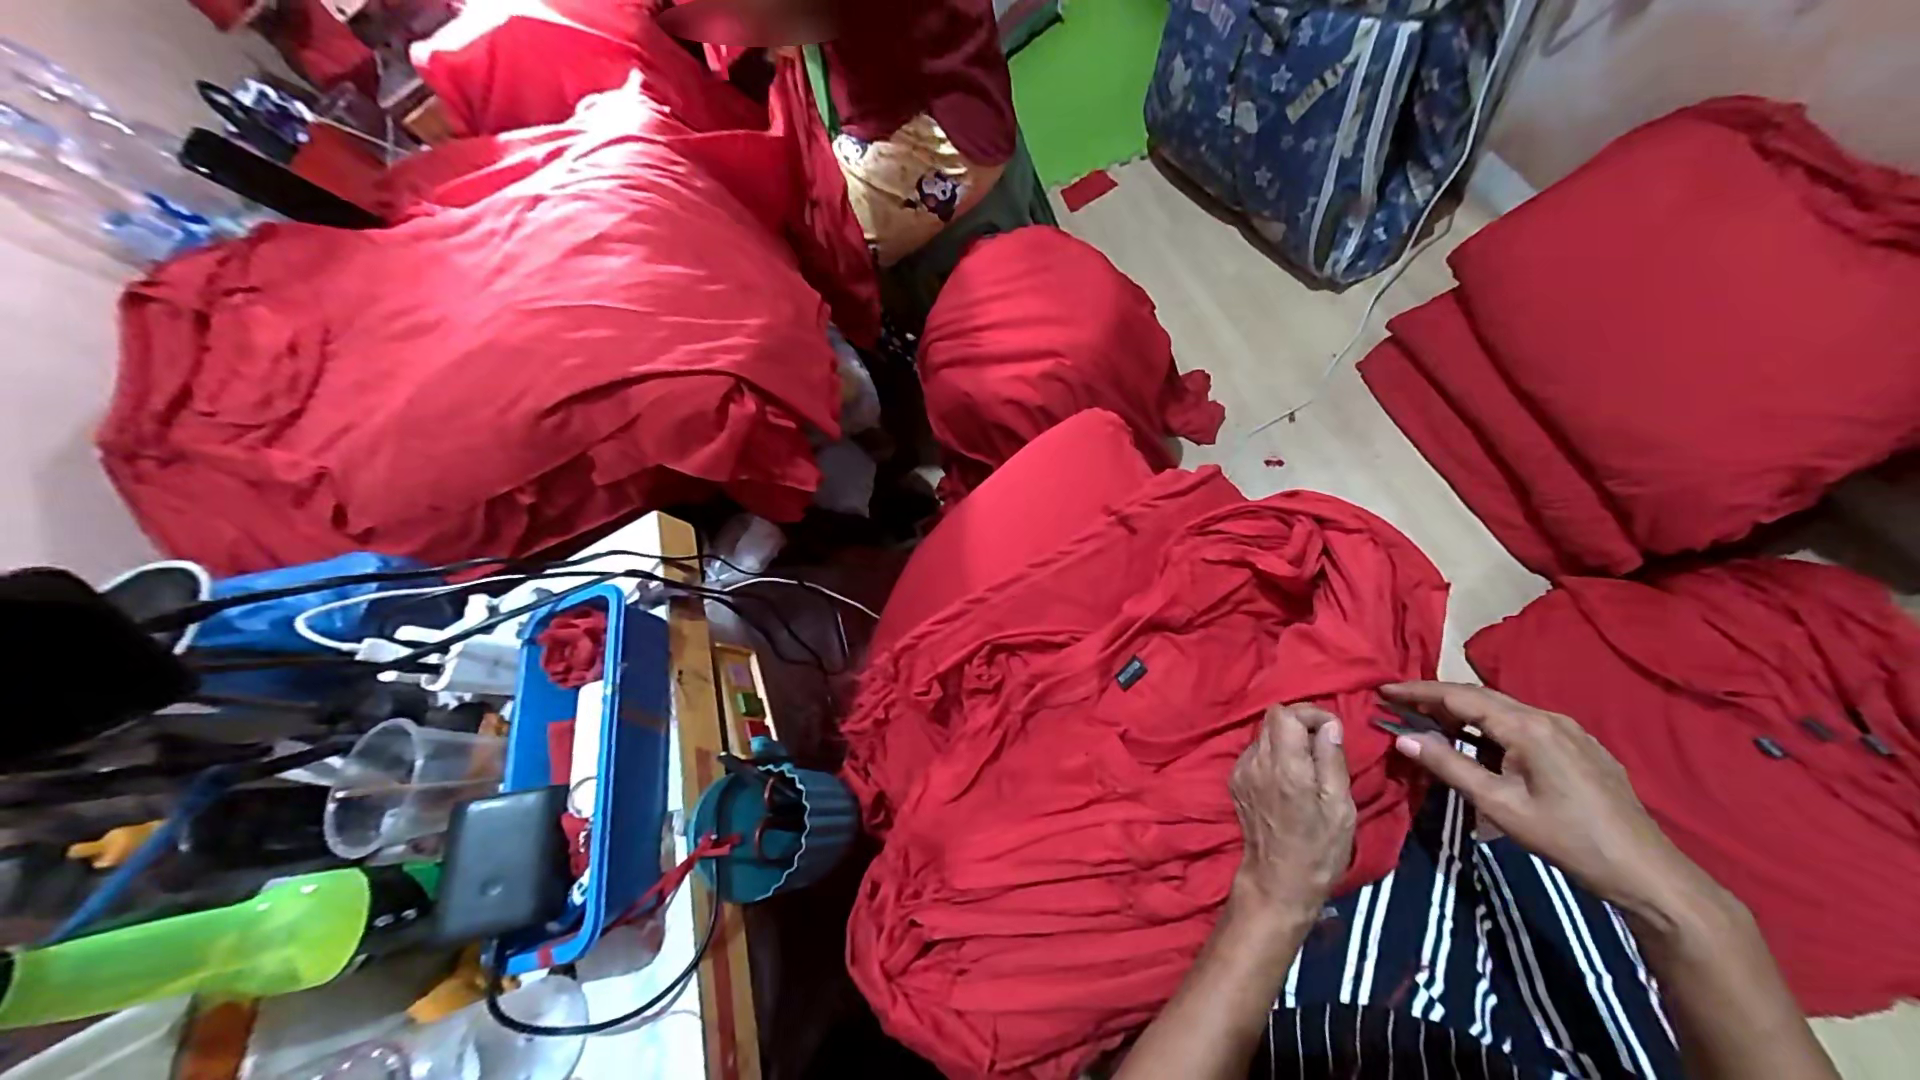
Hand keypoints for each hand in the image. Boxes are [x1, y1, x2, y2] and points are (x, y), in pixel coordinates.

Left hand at [1228, 705, 1354, 924]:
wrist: (1278, 880)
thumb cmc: (1319, 848)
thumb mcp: (1340, 807)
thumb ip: (1331, 760)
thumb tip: (1329, 725)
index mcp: (1284, 767)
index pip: (1284, 714)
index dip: (1309, 714)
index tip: (1330, 731)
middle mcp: (1256, 762)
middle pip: (1271, 719)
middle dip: (1299, 723)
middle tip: (1322, 746)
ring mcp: (1241, 770)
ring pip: (1262, 734)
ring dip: (1285, 739)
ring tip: (1308, 764)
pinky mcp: (1235, 780)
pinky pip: (1254, 752)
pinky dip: (1272, 754)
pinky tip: (1288, 778)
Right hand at [1381, 681, 1718, 919]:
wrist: (1647, 872)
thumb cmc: (1566, 837)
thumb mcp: (1498, 804)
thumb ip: (1448, 765)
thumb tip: (1402, 736)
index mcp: (1528, 727)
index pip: (1460, 697)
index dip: (1418, 691)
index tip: (1383, 690)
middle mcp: (1548, 718)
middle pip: (1479, 696)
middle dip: (1435, 696)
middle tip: (1398, 702)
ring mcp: (1568, 731)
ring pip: (1501, 708)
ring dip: (1461, 710)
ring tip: (1427, 719)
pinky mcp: (1579, 747)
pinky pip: (1521, 722)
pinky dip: (1487, 724)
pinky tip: (1475, 741)